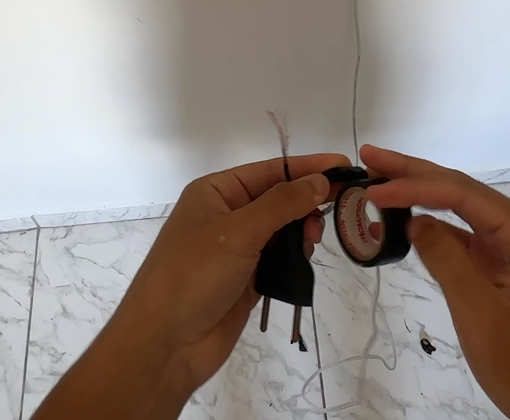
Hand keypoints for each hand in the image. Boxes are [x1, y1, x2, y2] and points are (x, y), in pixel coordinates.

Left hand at [34, 152, 348, 418]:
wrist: (165, 345)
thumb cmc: (193, 275)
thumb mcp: (238, 231)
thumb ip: (281, 204)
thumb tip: (320, 179)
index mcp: (217, 191)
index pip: (270, 170)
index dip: (307, 167)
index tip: (344, 165)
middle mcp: (227, 214)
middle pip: (278, 198)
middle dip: (307, 201)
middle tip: (337, 210)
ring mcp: (237, 249)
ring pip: (282, 229)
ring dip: (302, 230)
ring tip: (314, 240)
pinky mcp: (247, 279)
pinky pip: (280, 258)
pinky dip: (296, 257)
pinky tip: (305, 260)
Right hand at [363, 144, 509, 419]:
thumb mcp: (479, 313)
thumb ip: (445, 258)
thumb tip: (412, 221)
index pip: (462, 194)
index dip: (414, 186)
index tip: (374, 188)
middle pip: (460, 190)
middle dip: (412, 173)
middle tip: (369, 156)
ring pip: (460, 206)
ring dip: (419, 193)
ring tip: (378, 178)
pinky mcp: (504, 261)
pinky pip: (464, 231)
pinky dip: (432, 222)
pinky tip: (404, 215)